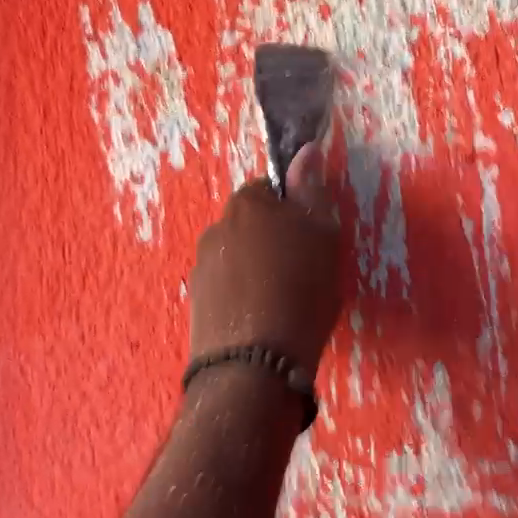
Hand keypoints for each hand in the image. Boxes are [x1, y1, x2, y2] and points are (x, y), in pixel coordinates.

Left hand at [189, 145, 343, 371]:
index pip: (271, 189)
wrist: (255, 367)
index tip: (311, 238)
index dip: (295, 211)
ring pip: (238, 256)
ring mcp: (201, 266)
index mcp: (247, 202)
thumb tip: (306, 150)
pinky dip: (242, 295)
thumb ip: (312, 189)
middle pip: (251, 222)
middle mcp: (216, 226)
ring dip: (256, 268)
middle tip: (302, 269)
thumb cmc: (301, 290)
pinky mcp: (195, 303)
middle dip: (273, 239)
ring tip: (281, 301)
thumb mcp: (323, 235)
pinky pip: (226, 287)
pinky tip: (261, 320)